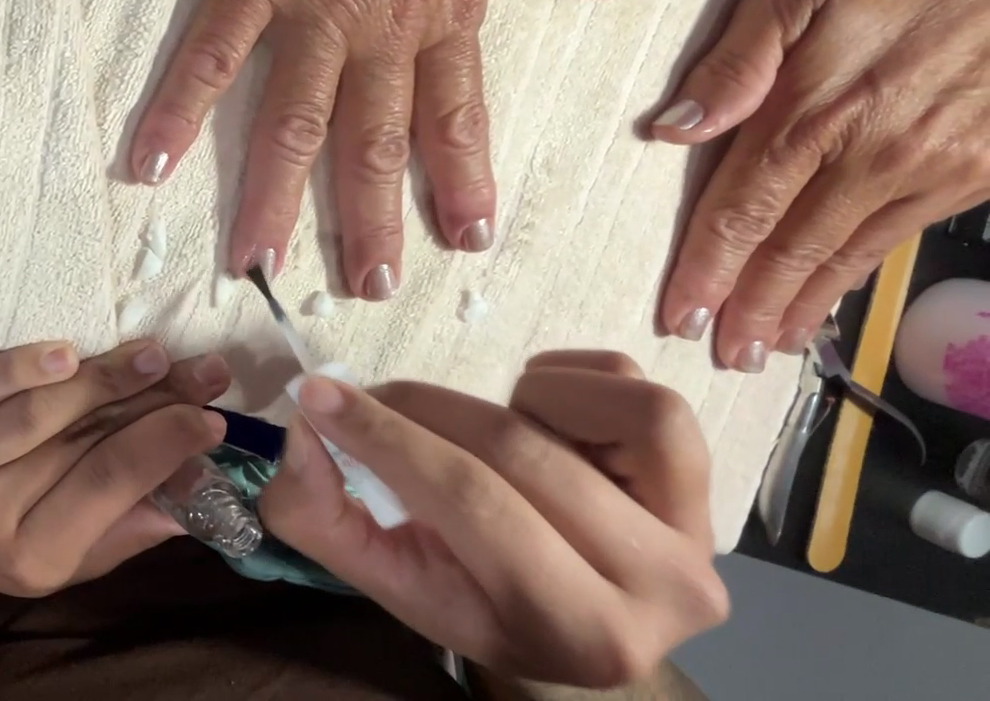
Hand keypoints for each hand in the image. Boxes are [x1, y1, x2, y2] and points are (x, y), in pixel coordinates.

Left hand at [0, 339, 230, 602]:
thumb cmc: (11, 550)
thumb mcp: (75, 562)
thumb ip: (132, 525)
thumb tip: (198, 476)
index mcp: (34, 555)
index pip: (108, 485)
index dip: (163, 447)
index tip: (211, 418)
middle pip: (81, 442)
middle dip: (150, 401)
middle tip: (201, 371)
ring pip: (37, 411)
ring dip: (100, 378)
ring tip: (152, 355)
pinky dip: (22, 366)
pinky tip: (66, 350)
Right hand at [127, 0, 632, 295]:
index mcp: (447, 4)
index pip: (457, 112)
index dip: (462, 179)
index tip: (466, 240)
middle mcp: (379, 25)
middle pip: (373, 140)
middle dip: (372, 218)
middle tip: (367, 287)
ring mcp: (310, 7)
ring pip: (292, 121)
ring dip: (275, 198)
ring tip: (259, 263)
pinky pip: (209, 54)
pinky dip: (177, 111)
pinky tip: (147, 166)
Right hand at [258, 351, 728, 687]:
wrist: (563, 608)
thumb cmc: (464, 589)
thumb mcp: (380, 570)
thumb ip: (320, 512)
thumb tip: (304, 425)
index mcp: (574, 631)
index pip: (471, 502)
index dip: (386, 436)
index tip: (316, 394)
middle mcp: (665, 592)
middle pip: (517, 450)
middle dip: (420, 407)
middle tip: (368, 401)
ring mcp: (701, 533)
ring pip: (600, 410)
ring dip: (514, 399)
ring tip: (480, 429)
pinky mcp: (707, 477)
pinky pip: (636, 385)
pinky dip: (570, 379)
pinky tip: (539, 416)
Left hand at [652, 0, 989, 370]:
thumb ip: (732, 66)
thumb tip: (669, 130)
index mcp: (810, 116)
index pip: (737, 212)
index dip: (704, 269)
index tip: (678, 316)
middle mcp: (870, 157)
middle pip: (789, 249)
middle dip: (749, 307)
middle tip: (719, 356)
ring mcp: (934, 169)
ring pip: (847, 254)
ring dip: (801, 305)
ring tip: (768, 348)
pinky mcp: (980, 172)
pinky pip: (900, 239)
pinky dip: (858, 277)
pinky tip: (834, 300)